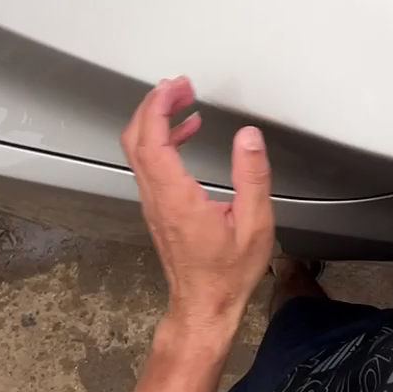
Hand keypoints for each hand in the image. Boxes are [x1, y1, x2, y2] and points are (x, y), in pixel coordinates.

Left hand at [122, 77, 274, 339]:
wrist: (205, 306)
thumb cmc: (230, 272)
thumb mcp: (255, 223)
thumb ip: (252, 177)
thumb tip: (248, 136)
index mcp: (178, 198)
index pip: (153, 142)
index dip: (159, 108)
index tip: (176, 86)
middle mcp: (158, 198)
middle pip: (137, 140)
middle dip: (153, 105)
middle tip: (179, 84)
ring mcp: (154, 203)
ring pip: (139, 151)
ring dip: (156, 119)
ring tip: (184, 99)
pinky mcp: (159, 208)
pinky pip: (150, 164)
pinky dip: (163, 139)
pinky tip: (188, 132)